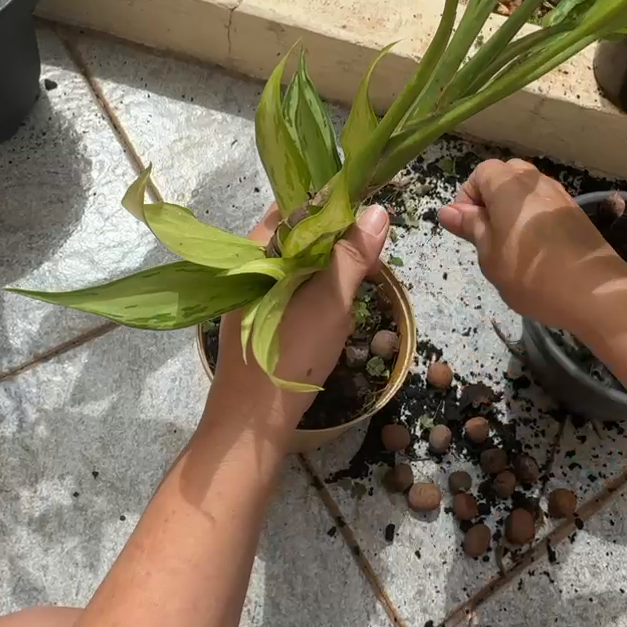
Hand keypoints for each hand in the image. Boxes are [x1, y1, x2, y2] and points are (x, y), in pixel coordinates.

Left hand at [209, 204, 391, 436]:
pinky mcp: (258, 312)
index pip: (297, 205)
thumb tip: (378, 211)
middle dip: (339, 240)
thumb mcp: (331, 301)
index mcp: (258, 247)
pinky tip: (335, 310)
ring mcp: (251, 289)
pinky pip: (293, 285)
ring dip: (331, 267)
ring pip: (300, 261)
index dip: (336, 205)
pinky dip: (318, 289)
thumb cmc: (290, 355)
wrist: (252, 422)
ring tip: (358, 286)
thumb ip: (353, 254)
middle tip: (372, 261)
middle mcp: (249, 261)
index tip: (371, 216)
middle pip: (300, 232)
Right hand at [436, 159, 626, 336]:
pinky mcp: (575, 215)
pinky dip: (533, 220)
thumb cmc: (528, 273)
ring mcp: (559, 197)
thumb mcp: (488, 253)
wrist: (593, 293)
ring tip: (510, 247)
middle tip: (486, 235)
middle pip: (506, 176)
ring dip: (512, 210)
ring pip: (527, 192)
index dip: (468, 197)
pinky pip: (545, 207)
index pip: (481, 173)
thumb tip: (446, 211)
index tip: (466, 228)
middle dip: (491, 199)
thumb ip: (470, 226)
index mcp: (508, 186)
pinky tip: (534, 252)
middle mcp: (535, 182)